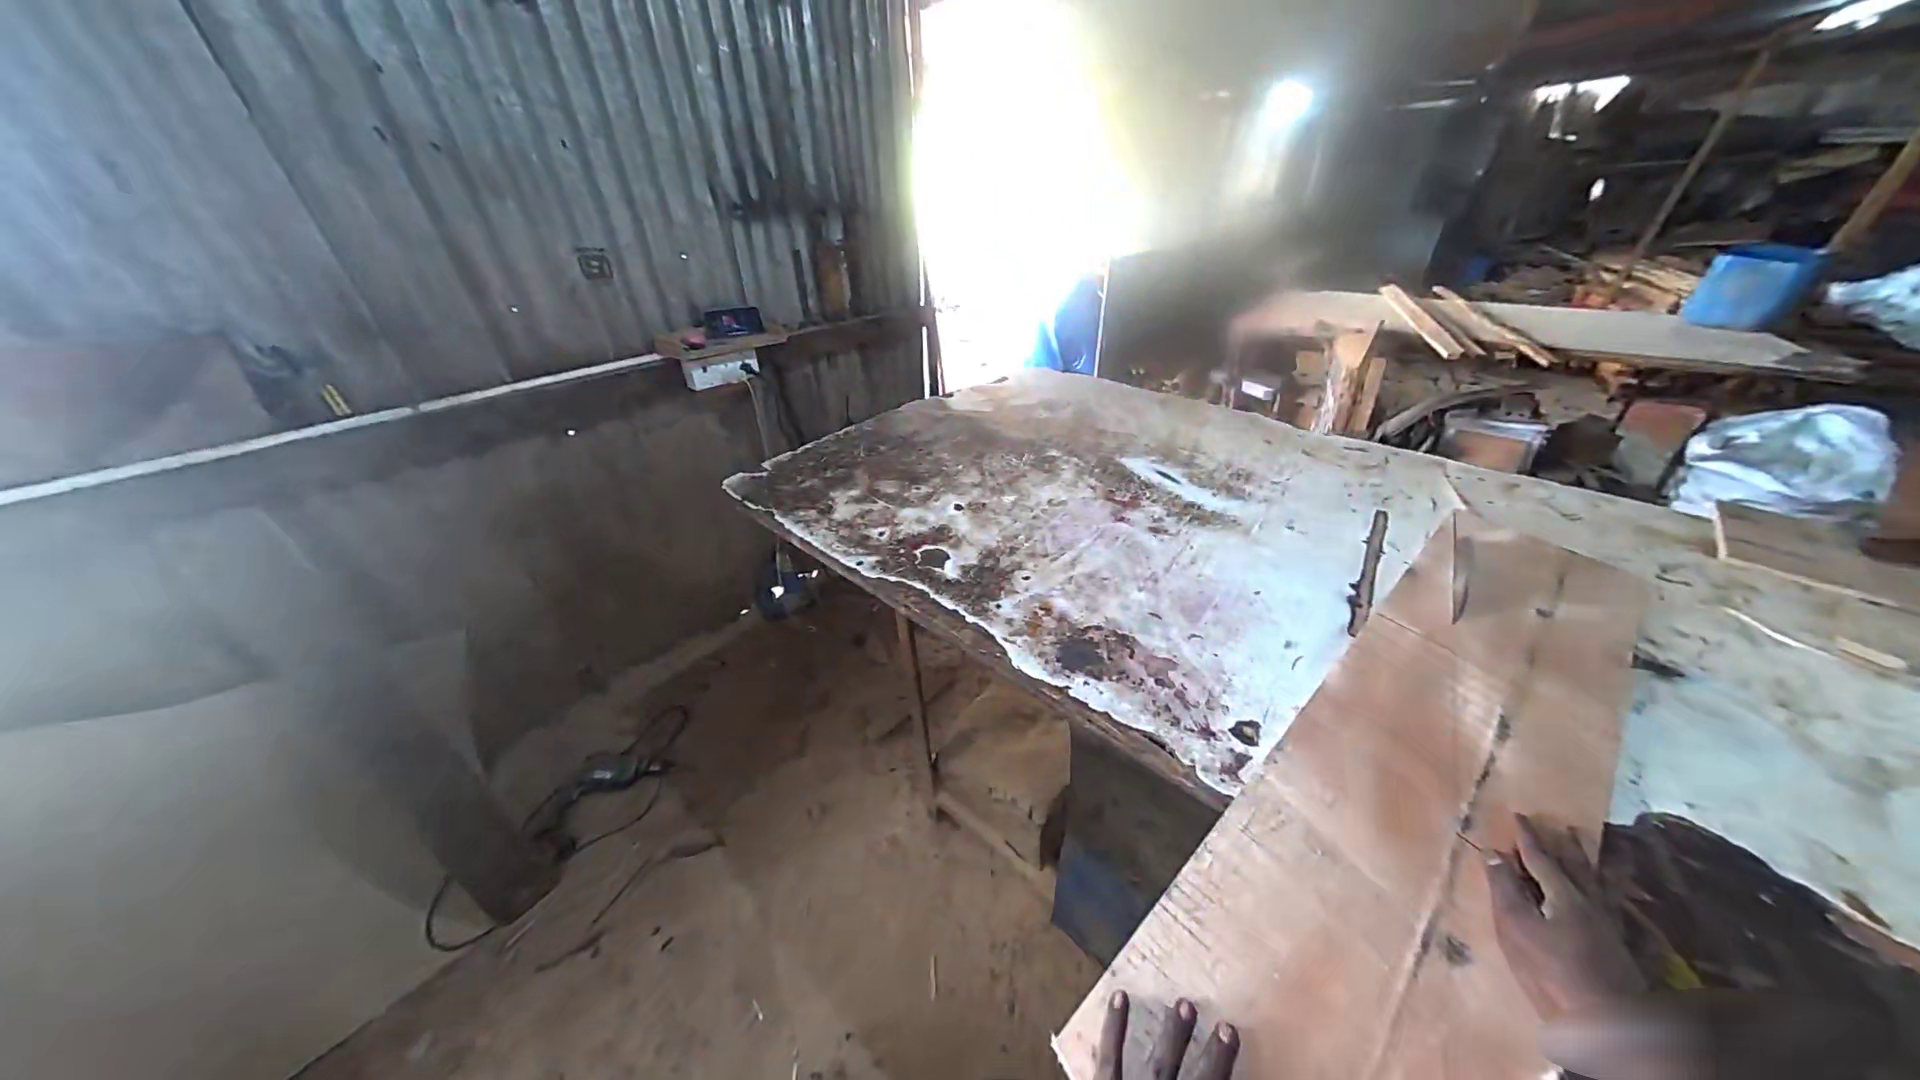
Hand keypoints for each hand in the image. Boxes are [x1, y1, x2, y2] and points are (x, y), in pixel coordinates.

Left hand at [1096, 991, 1239, 1079]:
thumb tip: (1223, 1075)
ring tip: (1186, 1005)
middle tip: (1225, 1026)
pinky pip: (1109, 1057)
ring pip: (1160, 1065)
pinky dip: (1114, 1025)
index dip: (1225, 1068)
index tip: (1240, 1043)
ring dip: (1175, 1036)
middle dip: (1213, 1058)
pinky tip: (1120, 994)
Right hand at [1484, 814, 1645, 1019]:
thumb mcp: (1516, 927)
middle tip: (1561, 826)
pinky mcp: (1616, 945)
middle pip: (1577, 868)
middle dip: (1565, 846)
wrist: (1606, 1021)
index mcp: (1564, 895)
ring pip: (1597, 885)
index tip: (1519, 815)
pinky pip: (1609, 903)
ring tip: (1585, 850)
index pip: (1541, 858)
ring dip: (1587, 865)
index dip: (1528, 836)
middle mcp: (1590, 904)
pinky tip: (1606, 893)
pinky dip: (1605, 890)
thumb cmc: (1550, 969)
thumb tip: (1495, 854)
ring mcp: (1608, 926)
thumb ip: (1505, 889)